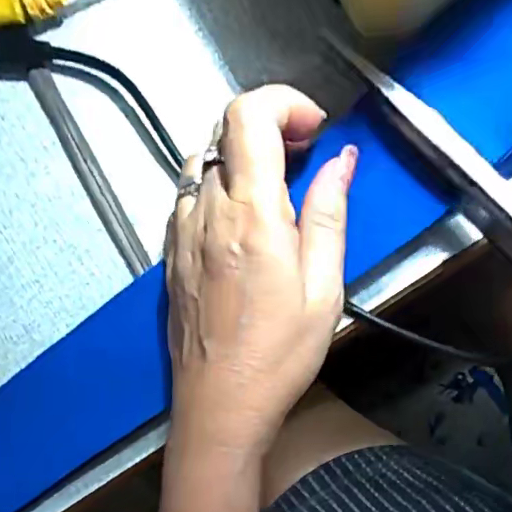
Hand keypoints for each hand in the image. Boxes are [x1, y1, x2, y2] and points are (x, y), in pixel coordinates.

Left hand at [166, 85, 358, 457]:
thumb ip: (329, 217)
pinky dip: (217, 190)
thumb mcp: (324, 290)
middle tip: (303, 157)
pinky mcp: (171, 261)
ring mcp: (181, 237)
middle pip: (222, 133)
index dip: (284, 103)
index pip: (248, 115)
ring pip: (201, 164)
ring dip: (239, 159)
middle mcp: (206, 215)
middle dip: (266, 127)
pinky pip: (188, 201)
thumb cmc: (277, 359)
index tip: (314, 128)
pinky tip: (241, 223)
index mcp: (250, 215)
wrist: (220, 408)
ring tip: (274, 191)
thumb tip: (340, 163)